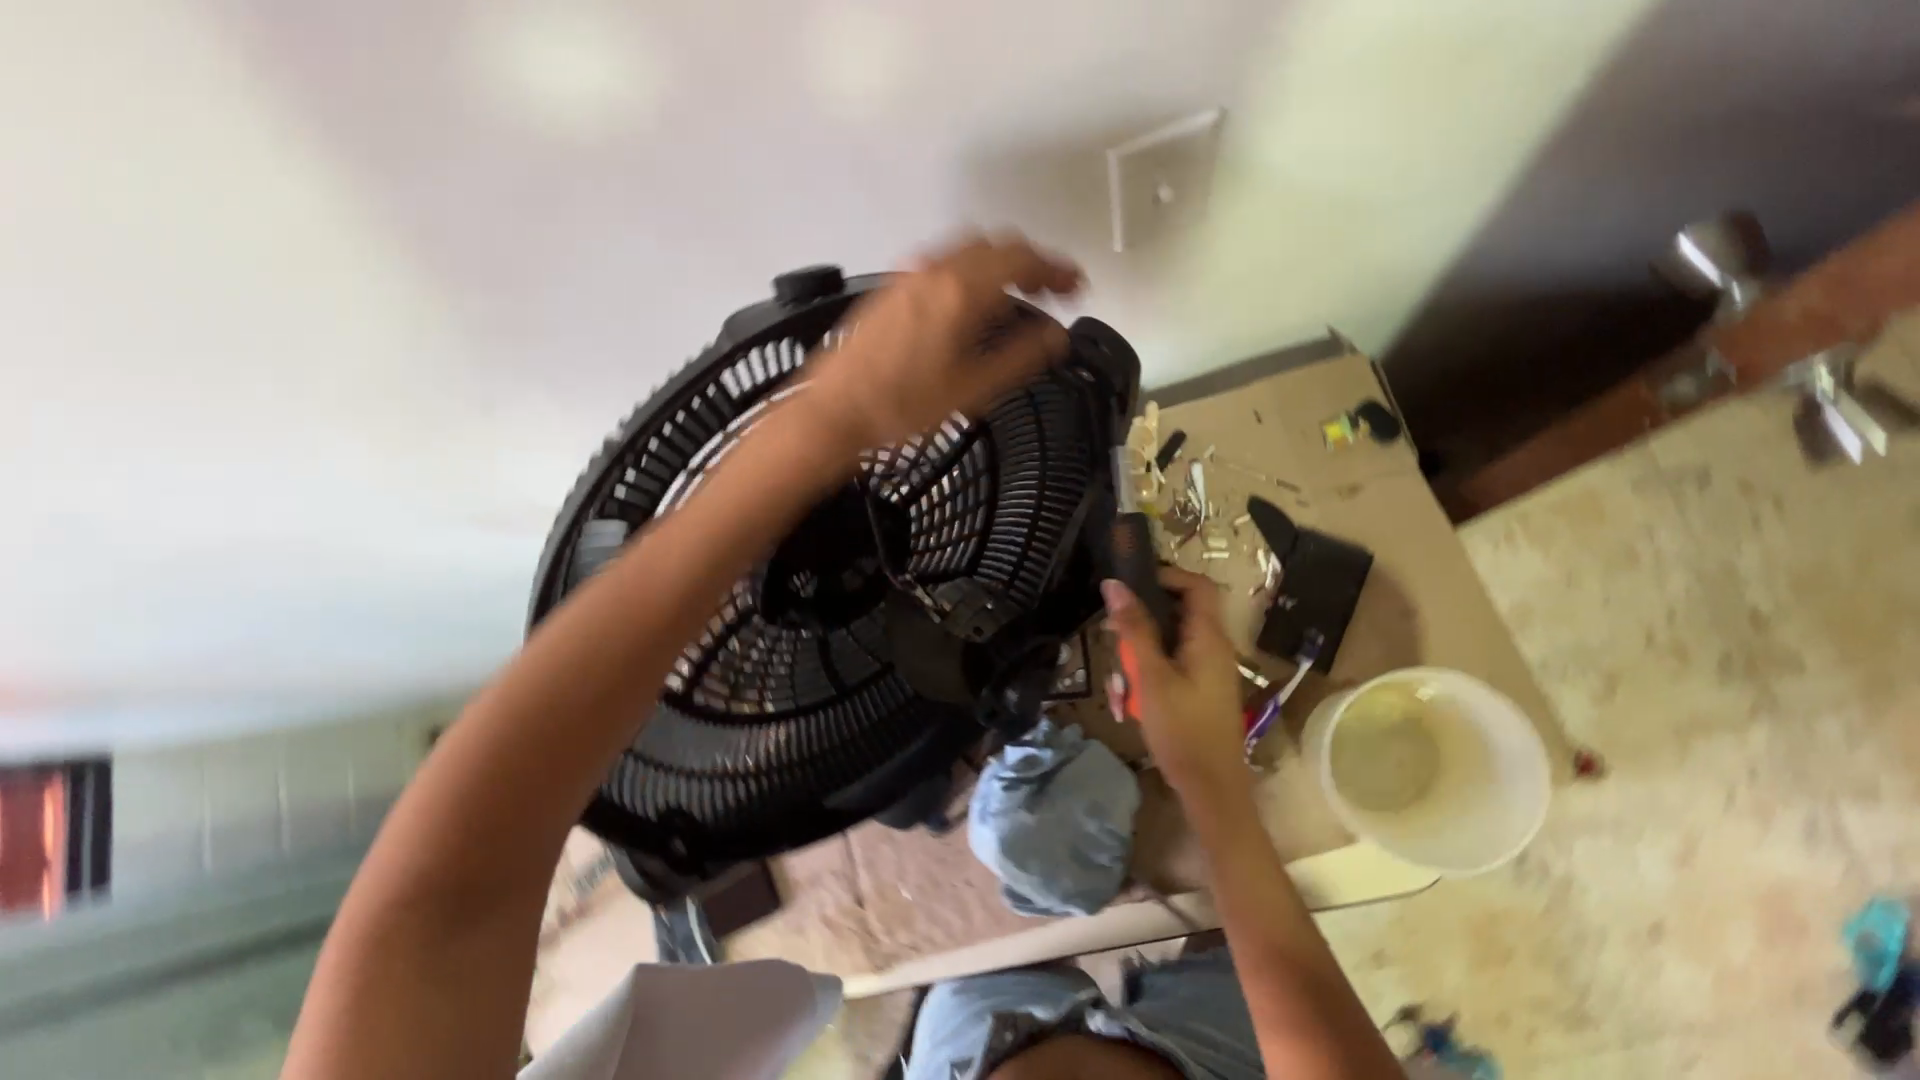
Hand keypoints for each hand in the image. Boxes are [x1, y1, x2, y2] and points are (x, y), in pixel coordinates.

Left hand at [800, 233, 1082, 449]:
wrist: (835, 411)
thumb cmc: (895, 404)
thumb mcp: (974, 388)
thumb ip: (1022, 357)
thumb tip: (1055, 338)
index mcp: (960, 291)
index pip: (1022, 260)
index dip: (1057, 270)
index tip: (1075, 284)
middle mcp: (933, 273)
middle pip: (997, 245)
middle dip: (1032, 261)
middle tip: (1054, 286)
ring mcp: (908, 277)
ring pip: (968, 249)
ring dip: (1000, 261)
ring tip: (1019, 290)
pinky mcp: (891, 289)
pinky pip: (942, 263)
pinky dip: (971, 270)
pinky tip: (973, 302)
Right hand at [1103, 568, 1252, 802]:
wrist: (1211, 788)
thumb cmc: (1182, 730)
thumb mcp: (1151, 676)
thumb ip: (1134, 628)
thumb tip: (1114, 583)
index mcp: (1209, 638)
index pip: (1196, 585)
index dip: (1165, 575)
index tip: (1128, 585)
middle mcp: (1213, 648)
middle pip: (1176, 613)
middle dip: (1140, 624)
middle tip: (1111, 636)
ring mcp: (1207, 671)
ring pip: (1167, 643)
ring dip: (1138, 656)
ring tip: (1120, 685)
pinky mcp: (1198, 690)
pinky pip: (1170, 667)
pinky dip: (1148, 676)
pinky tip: (1129, 703)